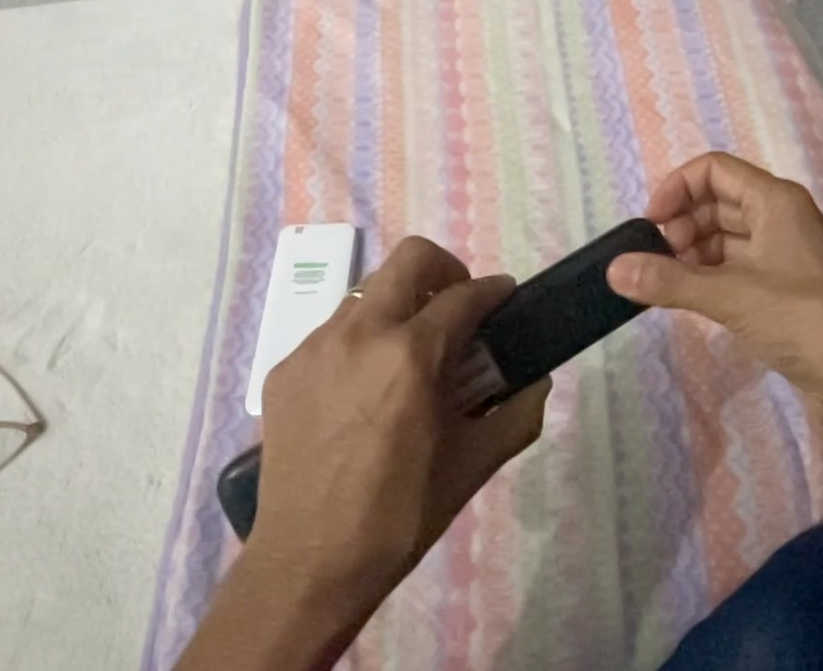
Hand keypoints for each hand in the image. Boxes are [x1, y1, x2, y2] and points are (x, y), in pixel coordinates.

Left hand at [251, 236, 550, 592]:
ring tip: (410, 353)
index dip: (493, 291)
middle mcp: (360, 334)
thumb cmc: (401, 515)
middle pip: (410, 258)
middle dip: (445, 269)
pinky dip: (362, 341)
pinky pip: (333, 332)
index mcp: (412, 355)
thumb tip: (537, 381)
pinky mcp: (285, 369)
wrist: (310, 563)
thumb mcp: (474, 465)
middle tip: (458, 306)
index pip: (464, 296)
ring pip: (367, 292)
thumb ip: (518, 413)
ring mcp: (315, 347)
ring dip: (400, 305)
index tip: (505, 296)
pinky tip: (366, 389)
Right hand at [606, 152, 822, 403]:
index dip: (677, 188)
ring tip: (671, 280)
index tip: (650, 224)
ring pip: (729, 234)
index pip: (715, 170)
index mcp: (776, 200)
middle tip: (659, 259)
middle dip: (683, 222)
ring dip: (695, 249)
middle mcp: (783, 217)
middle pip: (720, 200)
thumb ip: (668, 280)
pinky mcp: (787, 285)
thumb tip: (613, 270)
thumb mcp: (728, 295)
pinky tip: (694, 295)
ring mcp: (787, 252)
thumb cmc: (799, 317)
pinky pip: (740, 262)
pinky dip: (713, 271)